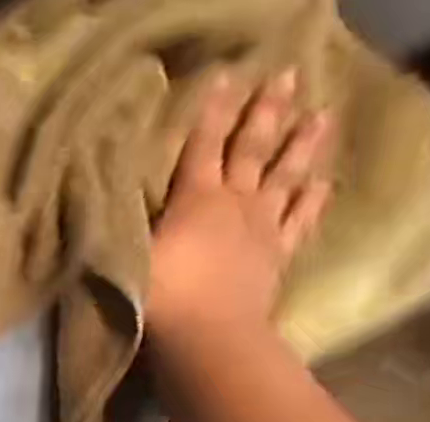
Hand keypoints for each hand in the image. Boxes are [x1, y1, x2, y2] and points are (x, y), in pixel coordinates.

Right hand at [145, 69, 333, 348]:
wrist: (204, 337)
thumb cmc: (157, 298)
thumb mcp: (128, 257)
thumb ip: (126, 227)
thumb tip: (109, 203)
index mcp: (195, 201)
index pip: (202, 148)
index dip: (212, 114)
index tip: (224, 78)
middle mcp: (234, 204)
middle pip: (252, 151)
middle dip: (266, 113)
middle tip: (285, 77)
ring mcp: (260, 229)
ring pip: (285, 177)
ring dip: (302, 146)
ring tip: (320, 116)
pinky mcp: (276, 257)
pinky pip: (298, 221)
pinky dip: (310, 200)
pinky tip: (320, 183)